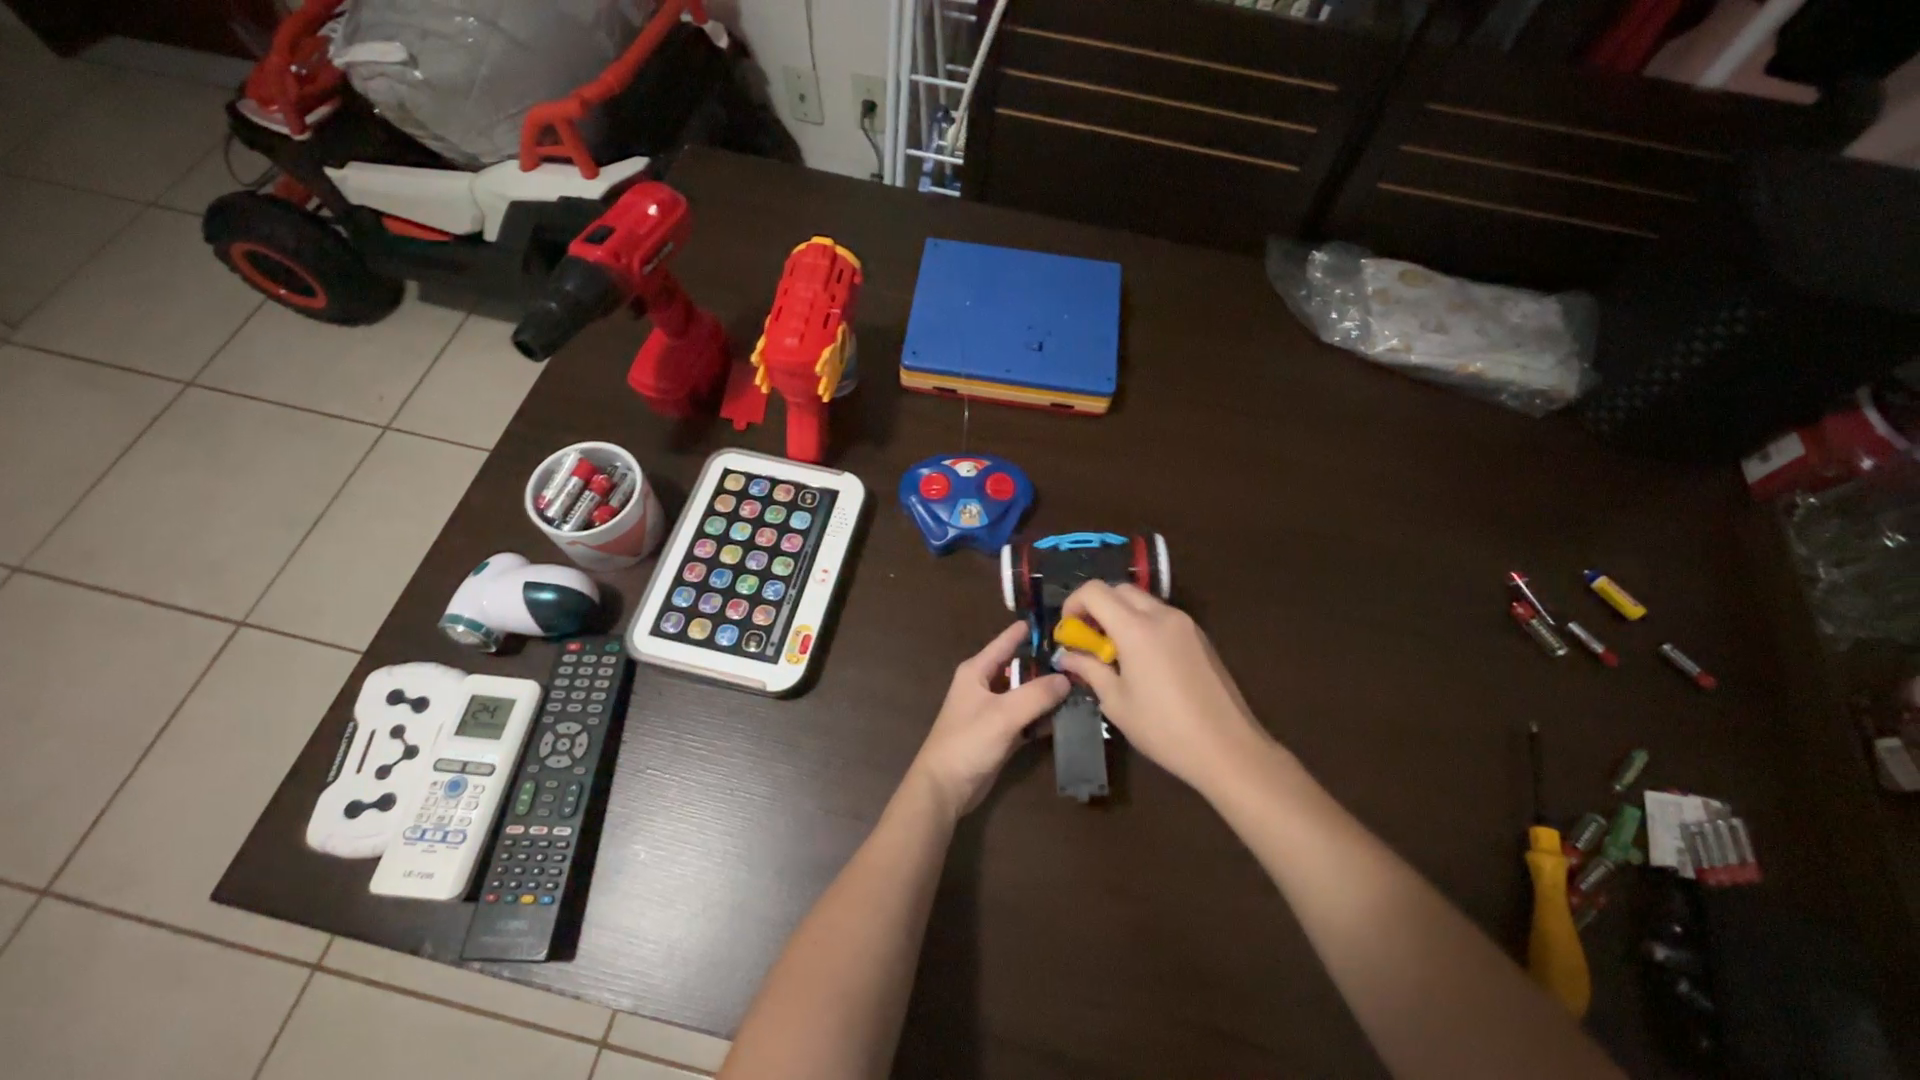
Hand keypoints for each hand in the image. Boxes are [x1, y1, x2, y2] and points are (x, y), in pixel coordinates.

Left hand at [908, 622, 1070, 818]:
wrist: (945, 787)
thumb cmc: (967, 742)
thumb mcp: (1003, 714)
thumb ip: (1036, 695)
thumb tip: (1067, 678)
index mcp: (976, 672)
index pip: (1005, 643)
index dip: (1027, 631)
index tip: (1054, 619)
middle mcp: (984, 686)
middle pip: (1020, 668)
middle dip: (1047, 665)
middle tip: (1081, 658)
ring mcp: (993, 712)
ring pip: (1026, 695)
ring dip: (1049, 693)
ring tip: (1083, 684)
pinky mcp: (1001, 735)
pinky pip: (1028, 719)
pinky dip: (1044, 718)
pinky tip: (1069, 716)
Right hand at [1051, 582, 1278, 792]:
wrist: (1227, 748)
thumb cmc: (1163, 729)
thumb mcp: (1116, 702)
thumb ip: (1090, 670)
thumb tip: (1067, 656)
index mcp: (1136, 628)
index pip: (1095, 591)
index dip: (1073, 603)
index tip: (1068, 631)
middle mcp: (1162, 615)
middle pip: (1120, 590)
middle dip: (1097, 607)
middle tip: (1088, 640)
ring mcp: (1186, 624)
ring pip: (1143, 602)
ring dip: (1121, 616)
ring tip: (1115, 653)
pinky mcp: (1200, 637)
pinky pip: (1163, 618)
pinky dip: (1144, 626)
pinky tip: (1143, 662)